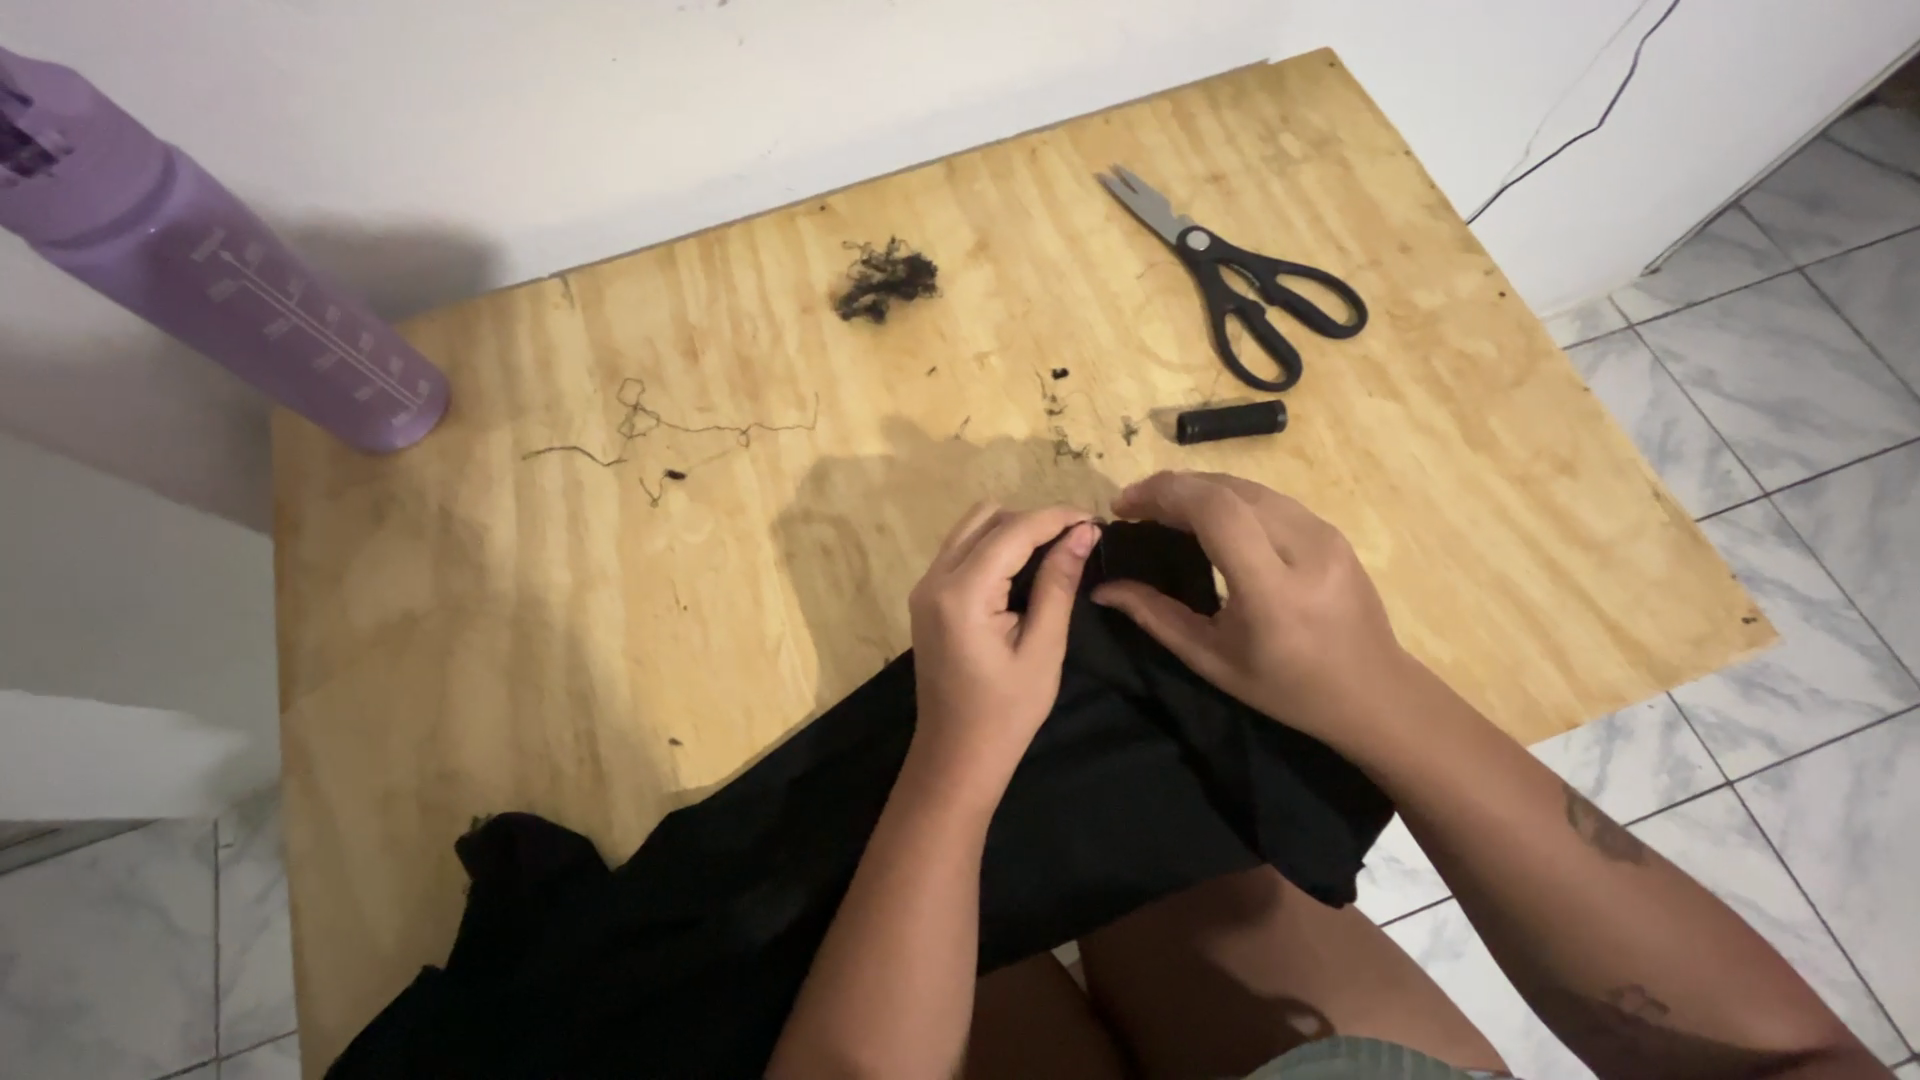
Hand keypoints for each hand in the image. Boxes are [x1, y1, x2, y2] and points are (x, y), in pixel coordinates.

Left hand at [906, 503, 1098, 801]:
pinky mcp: (925, 597)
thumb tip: (1083, 532)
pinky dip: (993, 546)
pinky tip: (1024, 567)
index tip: (1094, 520)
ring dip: (1012, 529)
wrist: (956, 754)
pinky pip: (960, 551)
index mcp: (962, 594)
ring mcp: (924, 587)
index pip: (1013, 531)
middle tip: (1076, 540)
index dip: (1056, 517)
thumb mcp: (1043, 648)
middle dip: (1034, 520)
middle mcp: (934, 579)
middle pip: (987, 518)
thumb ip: (1058, 584)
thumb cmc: (1006, 712)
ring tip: (1055, 550)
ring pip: (970, 528)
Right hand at [1091, 471, 1413, 749]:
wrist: (1373, 691)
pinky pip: (1269, 498)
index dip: (1164, 495)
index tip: (1124, 507)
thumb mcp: (1212, 660)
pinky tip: (1205, 515)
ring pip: (1249, 486)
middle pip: (1229, 490)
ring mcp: (1325, 534)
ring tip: (1162, 506)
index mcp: (1274, 592)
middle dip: (1173, 487)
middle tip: (1134, 505)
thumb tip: (1103, 588)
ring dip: (1199, 488)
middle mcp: (1306, 550)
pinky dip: (1227, 497)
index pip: (1217, 513)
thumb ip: (1155, 617)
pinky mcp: (1332, 529)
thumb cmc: (1286, 687)